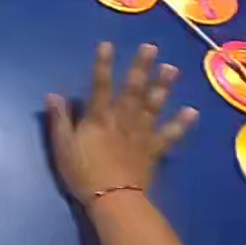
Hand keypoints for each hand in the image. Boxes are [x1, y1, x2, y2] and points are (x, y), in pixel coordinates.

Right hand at [45, 42, 199, 205]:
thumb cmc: (83, 174)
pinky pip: (169, 134)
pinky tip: (193, 111)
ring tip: (172, 69)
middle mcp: (122, 119)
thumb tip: (52, 94)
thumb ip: (59, 120)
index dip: (103, 64)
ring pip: (152, 105)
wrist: (111, 200)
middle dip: (141, 67)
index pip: (99, 85)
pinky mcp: (153, 149)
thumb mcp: (63, 147)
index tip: (107, 44)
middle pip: (132, 89)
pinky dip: (181, 123)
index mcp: (98, 117)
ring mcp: (140, 133)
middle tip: (151, 47)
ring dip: (162, 86)